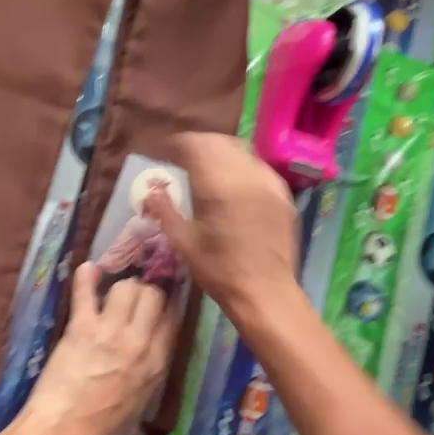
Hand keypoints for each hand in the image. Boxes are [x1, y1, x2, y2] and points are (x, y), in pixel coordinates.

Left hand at [14, 265, 174, 434]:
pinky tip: (88, 269)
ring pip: (126, 288)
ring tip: (110, 288)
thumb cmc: (103, 429)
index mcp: (157, 364)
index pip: (172, 318)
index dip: (168, 300)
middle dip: (144, 289)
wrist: (68, 430)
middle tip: (133, 292)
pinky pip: (87, 291)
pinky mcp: (82, 326)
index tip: (164, 291)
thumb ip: (149, 381)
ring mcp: (110, 332)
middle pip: (152, 295)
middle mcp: (139, 342)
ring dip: (119, 285)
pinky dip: (86, 277)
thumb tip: (149, 368)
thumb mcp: (140, 408)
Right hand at [146, 133, 299, 316]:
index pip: (195, 146)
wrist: (265, 292)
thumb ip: (165, 210)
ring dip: (219, 152)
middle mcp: (245, 176)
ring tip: (206, 166)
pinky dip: (240, 166)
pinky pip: (258, 167)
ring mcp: (268, 183)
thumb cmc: (218, 270)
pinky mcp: (282, 194)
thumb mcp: (182, 241)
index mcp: (217, 186)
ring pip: (240, 151)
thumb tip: (151, 190)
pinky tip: (233, 182)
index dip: (177, 145)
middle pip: (218, 142)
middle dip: (197, 145)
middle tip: (182, 158)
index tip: (165, 153)